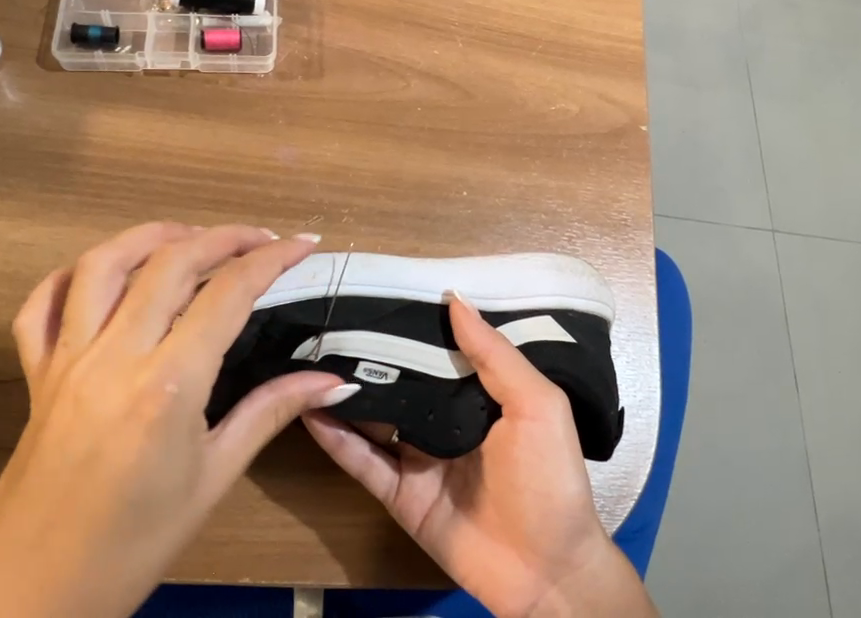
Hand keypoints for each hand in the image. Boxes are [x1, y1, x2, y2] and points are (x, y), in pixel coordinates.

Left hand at [0, 224, 357, 617]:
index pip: (229, 293)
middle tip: (262, 238)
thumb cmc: (134, 545)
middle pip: (171, 261)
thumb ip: (271, 413)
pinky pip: (41, 306)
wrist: (28, 599)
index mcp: (168, 384)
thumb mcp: (214, 478)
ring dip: (152, 236)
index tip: (304, 244)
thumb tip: (335, 381)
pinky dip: (73, 274)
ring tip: (191, 238)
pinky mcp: (34, 376)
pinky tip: (108, 274)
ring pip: (102, 265)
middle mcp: (114, 357)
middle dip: (224, 236)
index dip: (272, 258)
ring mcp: (66, 362)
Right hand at [304, 294, 655, 617]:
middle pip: (403, 380)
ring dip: (347, 391)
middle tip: (332, 318)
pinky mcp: (401, 494)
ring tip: (309, 355)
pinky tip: (310, 411)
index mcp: (484, 394)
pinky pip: (364, 462)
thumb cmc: (551, 478)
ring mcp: (421, 458)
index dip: (417, 323)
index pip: (443, 349)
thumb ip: (495, 355)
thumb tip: (455, 300)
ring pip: (376, 417)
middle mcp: (448, 420)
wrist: (546, 569)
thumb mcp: (537, 405)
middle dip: (373, 352)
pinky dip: (336, 439)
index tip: (381, 291)